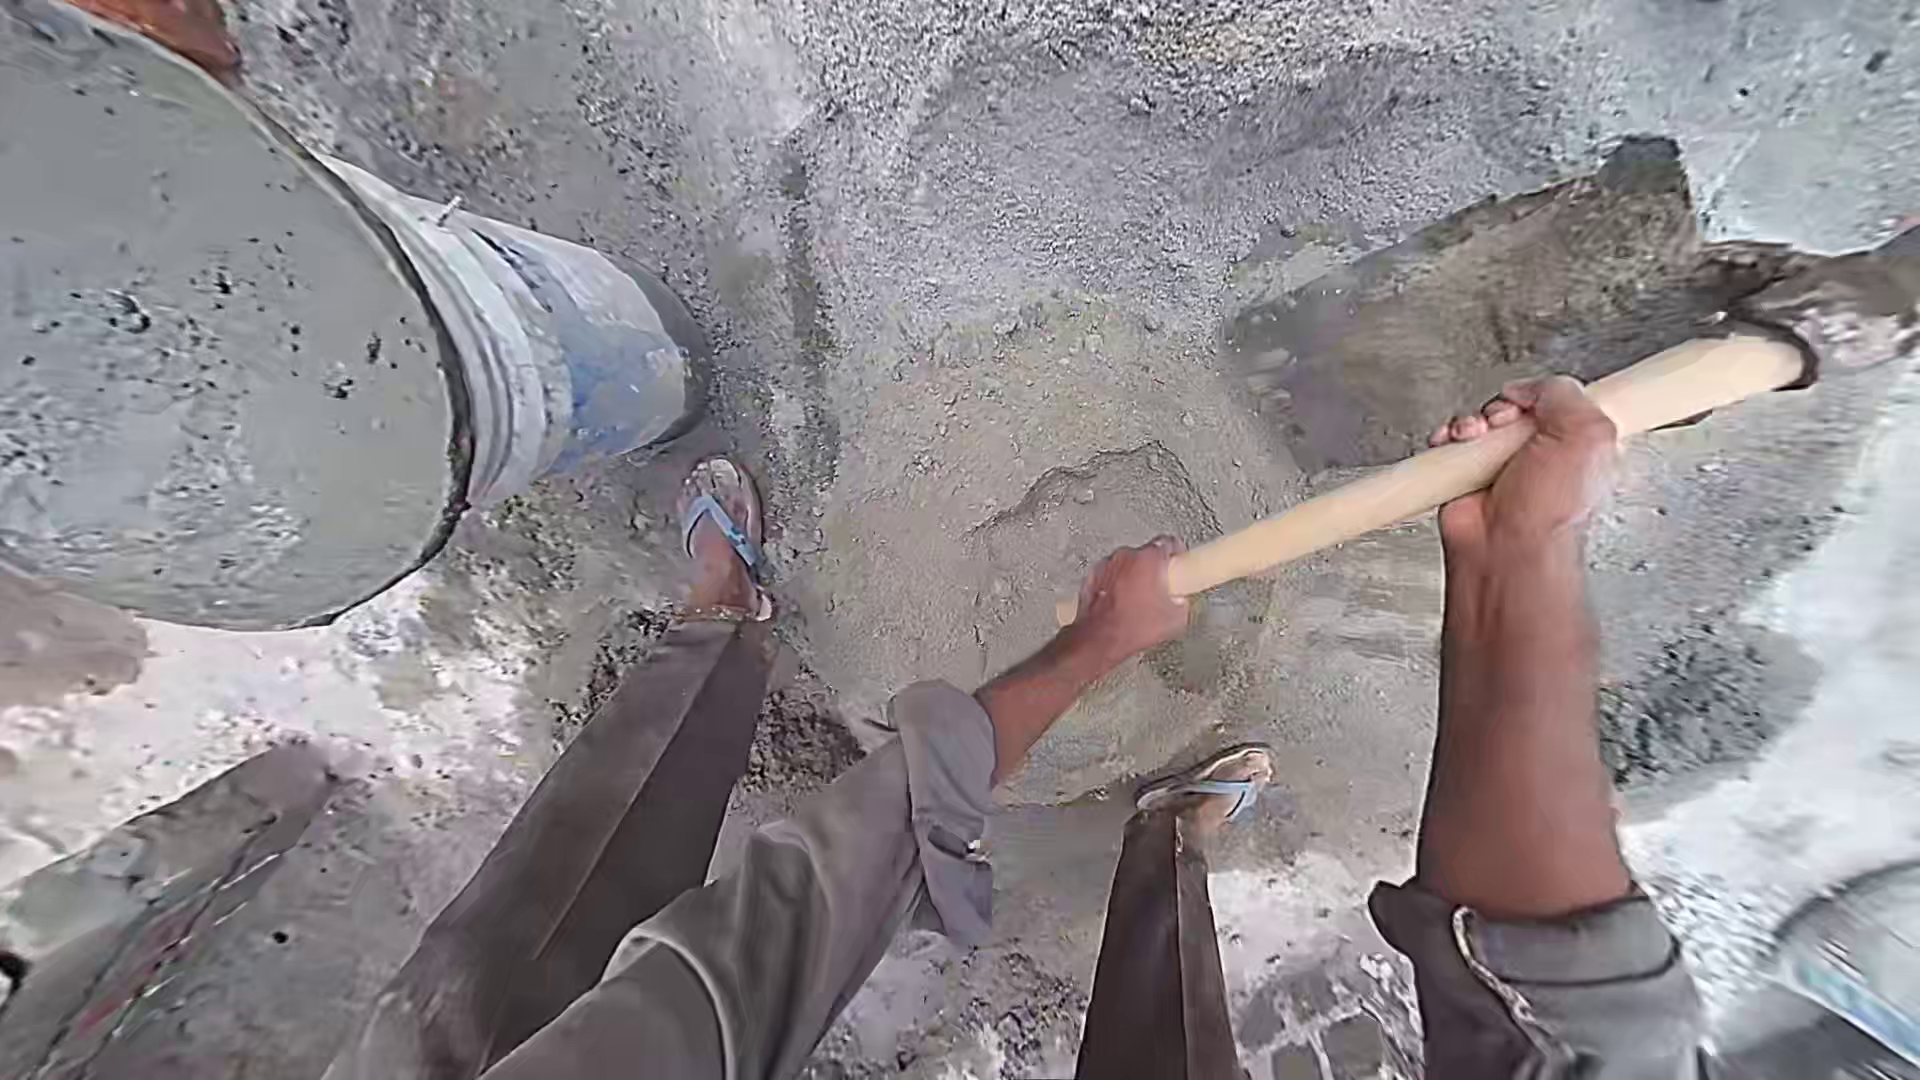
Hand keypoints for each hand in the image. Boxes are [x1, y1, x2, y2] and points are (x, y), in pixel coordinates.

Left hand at [1066, 536, 1190, 664]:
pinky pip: (1109, 574)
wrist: (1101, 639)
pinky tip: (1120, 601)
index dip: (1176, 551)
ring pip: (1126, 563)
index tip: (1179, 560)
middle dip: (1153, 567)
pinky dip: (1115, 582)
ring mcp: (1106, 565)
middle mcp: (1125, 556)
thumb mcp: (1176, 618)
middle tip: (1158, 586)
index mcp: (1149, 559)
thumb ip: (1183, 600)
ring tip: (1137, 597)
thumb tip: (1181, 600)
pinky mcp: (1092, 576)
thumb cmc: (1133, 627)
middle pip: (1145, 553)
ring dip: (1132, 574)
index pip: (1168, 542)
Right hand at [1429, 376, 1618, 557]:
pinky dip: (1443, 439)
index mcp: (1575, 441)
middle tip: (1500, 424)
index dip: (1538, 396)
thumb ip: (1562, 395)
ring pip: (1475, 423)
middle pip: (1510, 408)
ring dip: (1468, 423)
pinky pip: (1447, 444)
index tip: (1531, 406)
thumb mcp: (1587, 432)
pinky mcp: (1462, 474)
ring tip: (1472, 437)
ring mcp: (1496, 463)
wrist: (1504, 540)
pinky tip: (1450, 444)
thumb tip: (1525, 387)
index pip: (1554, 401)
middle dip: (1498, 409)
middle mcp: (1536, 451)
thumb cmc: (1552, 504)